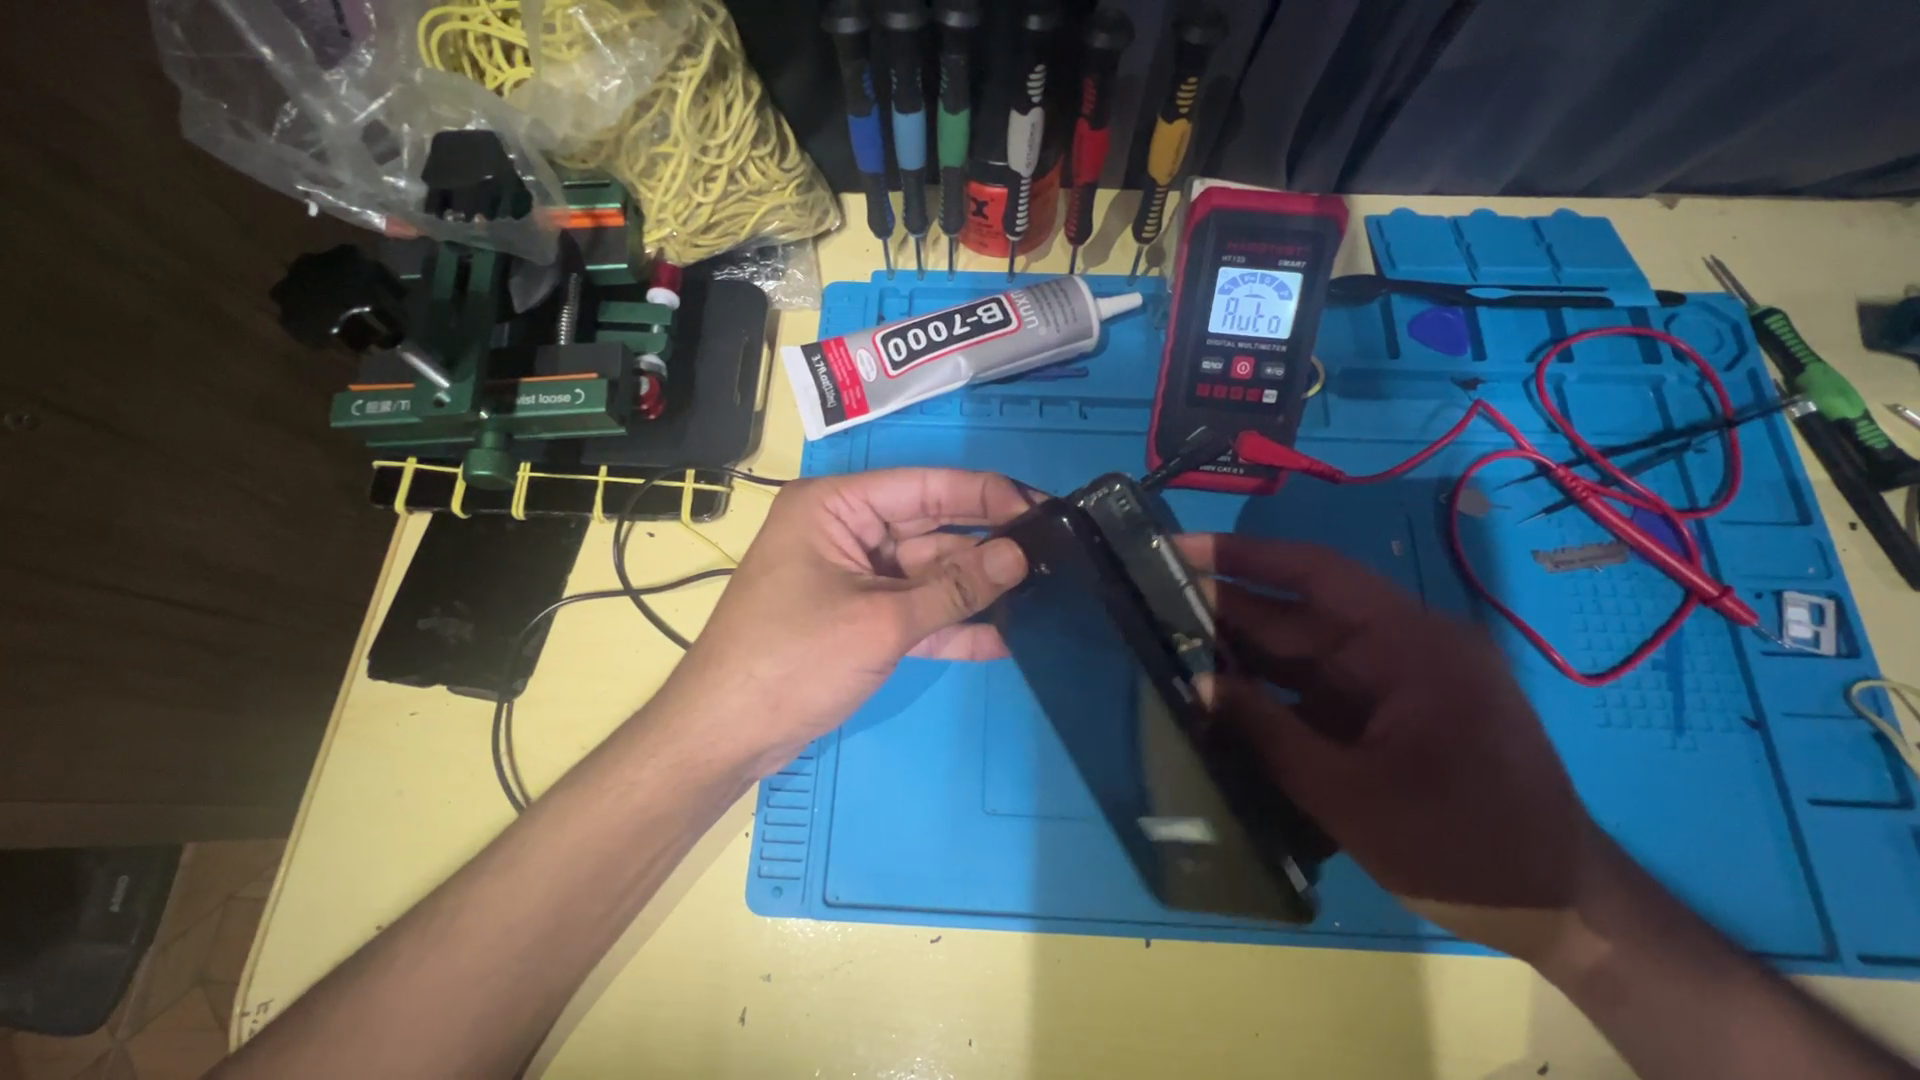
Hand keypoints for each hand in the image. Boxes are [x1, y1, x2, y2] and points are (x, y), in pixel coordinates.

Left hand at [654, 468, 1029, 776]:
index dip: (985, 494)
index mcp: (836, 507)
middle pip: (930, 529)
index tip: (1041, 507)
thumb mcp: (881, 621)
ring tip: (1042, 592)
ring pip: (928, 574)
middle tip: (1054, 552)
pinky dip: (951, 625)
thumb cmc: (793, 660)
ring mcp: (853, 579)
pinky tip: (1003, 637)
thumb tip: (1019, 556)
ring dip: (975, 588)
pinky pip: (915, 613)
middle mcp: (845, 533)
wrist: (725, 736)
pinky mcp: (859, 622)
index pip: (924, 487)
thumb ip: (954, 588)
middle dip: (987, 544)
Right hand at [1177, 533, 1601, 960]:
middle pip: (1303, 614)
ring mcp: (1399, 683)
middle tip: (1151, 605)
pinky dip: (1273, 694)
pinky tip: (1223, 700)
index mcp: (1410, 646)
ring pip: (1307, 653)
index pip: (1317, 576)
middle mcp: (1404, 649)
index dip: (1244, 558)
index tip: (1178, 551)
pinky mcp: (1392, 716)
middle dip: (1229, 610)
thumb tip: (1200, 686)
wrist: (1557, 906)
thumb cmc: (1461, 846)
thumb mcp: (1351, 796)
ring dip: (1246, 654)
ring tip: (1170, 647)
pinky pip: (1321, 690)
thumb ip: (1269, 734)